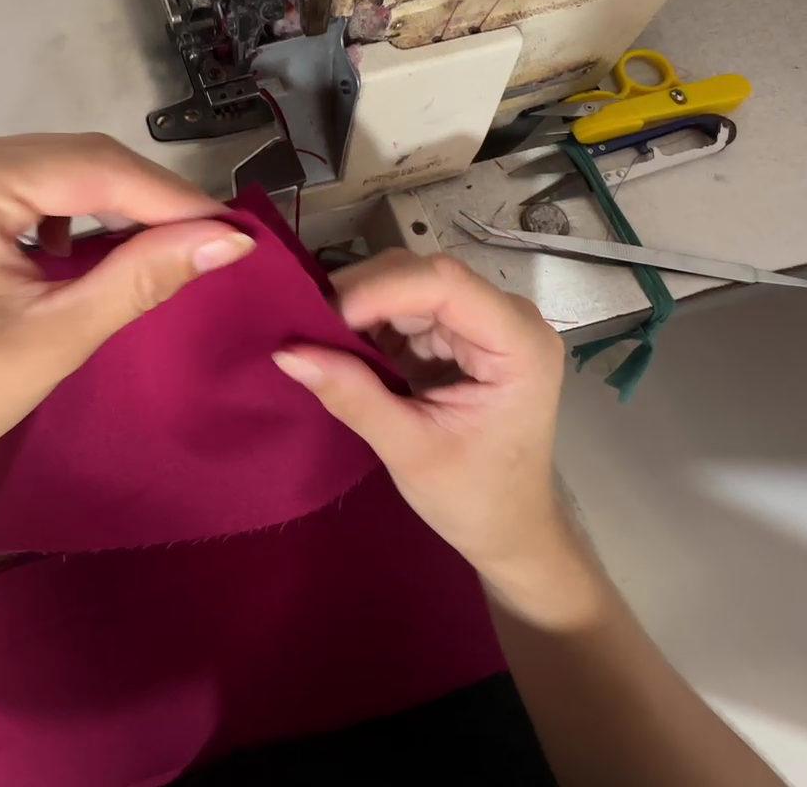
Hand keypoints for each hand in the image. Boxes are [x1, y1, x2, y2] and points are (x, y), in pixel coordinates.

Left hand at [0, 133, 254, 507]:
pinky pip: (28, 186)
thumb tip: (230, 239)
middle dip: (147, 201)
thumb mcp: (59, 335)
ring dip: (113, 206)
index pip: (95, 168)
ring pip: (56, 171)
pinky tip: (91, 252)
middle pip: (76, 160)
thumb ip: (144, 275)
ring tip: (162, 250)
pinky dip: (71, 213)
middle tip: (212, 241)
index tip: (234, 227)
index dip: (173, 197)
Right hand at [271, 250, 593, 622]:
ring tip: (315, 335)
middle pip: (423, 276)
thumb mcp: (409, 450)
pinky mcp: (455, 334)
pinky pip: (402, 308)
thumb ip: (353, 396)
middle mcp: (505, 319)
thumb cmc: (475, 499)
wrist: (508, 529)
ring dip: (357, 306)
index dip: (380, 290)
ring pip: (406, 285)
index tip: (323, 318)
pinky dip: (365, 322)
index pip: (445, 283)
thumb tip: (286, 352)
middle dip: (361, 295)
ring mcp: (480, 323)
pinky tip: (337, 342)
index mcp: (519, 344)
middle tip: (305, 325)